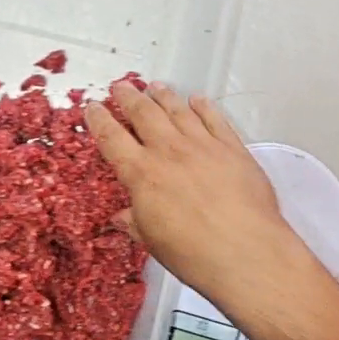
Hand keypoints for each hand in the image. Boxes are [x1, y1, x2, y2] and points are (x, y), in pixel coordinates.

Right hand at [85, 84, 317, 309]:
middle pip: (144, 113)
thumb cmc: (192, 253)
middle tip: (121, 86)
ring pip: (178, 110)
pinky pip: (214, 119)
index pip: (112, 138)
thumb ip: (135, 222)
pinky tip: (197, 100)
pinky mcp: (232, 147)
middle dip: (129, 97)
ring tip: (155, 86)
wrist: (245, 250)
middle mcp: (169, 151)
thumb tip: (122, 216)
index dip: (99, 120)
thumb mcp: (152, 241)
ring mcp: (202, 145)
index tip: (92, 107)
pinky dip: (203, 107)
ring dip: (164, 96)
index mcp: (141, 174)